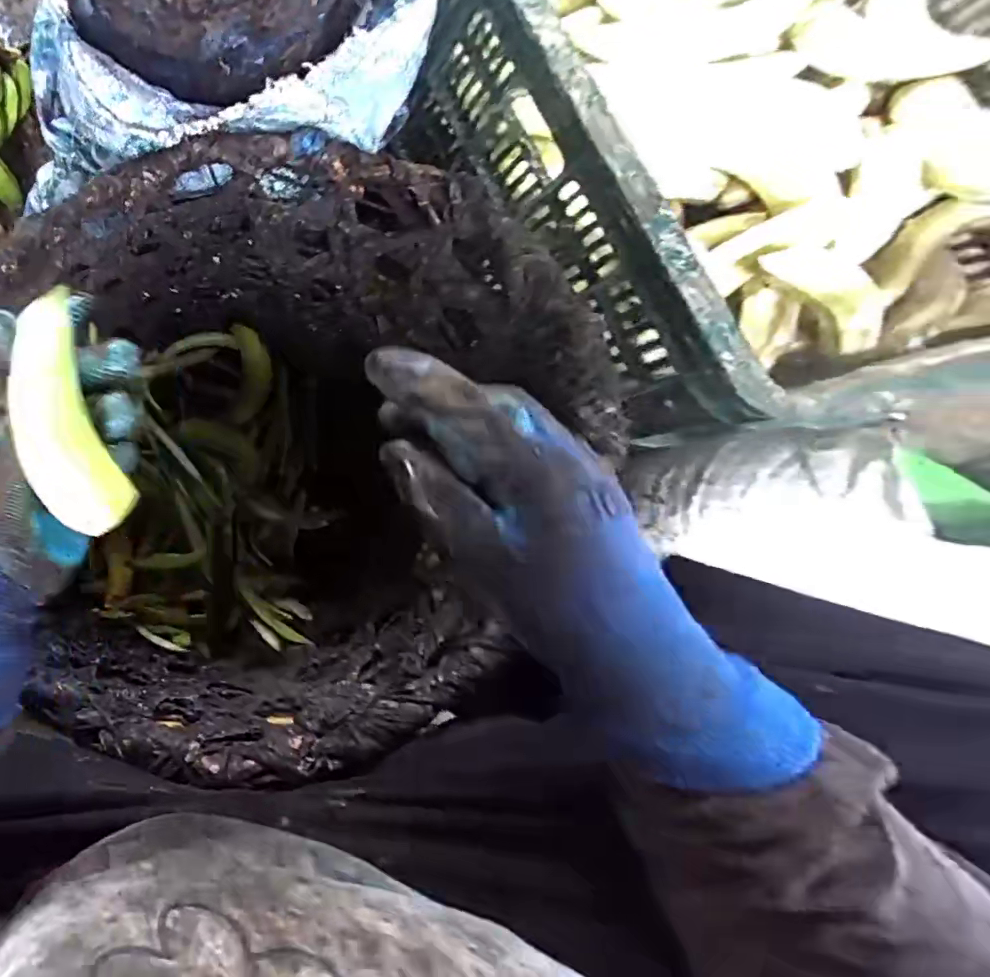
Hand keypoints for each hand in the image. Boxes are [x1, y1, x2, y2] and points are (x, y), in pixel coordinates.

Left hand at [0, 299, 140, 752]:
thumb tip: (3, 314)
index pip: (23, 345)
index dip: (53, 326)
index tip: (80, 312)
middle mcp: (27, 417)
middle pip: (74, 372)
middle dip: (100, 365)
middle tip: (123, 364)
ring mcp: (59, 449)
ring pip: (103, 406)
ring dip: (115, 405)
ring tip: (117, 417)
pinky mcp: (85, 478)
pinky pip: (115, 448)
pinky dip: (119, 445)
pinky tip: (115, 452)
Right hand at [366, 347, 821, 790]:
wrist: (638, 651)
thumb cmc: (551, 606)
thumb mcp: (480, 555)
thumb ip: (438, 495)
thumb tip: (397, 449)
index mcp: (537, 468)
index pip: (469, 409)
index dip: (419, 383)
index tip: (375, 362)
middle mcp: (562, 453)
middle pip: (492, 403)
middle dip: (435, 394)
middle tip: (383, 403)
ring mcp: (577, 466)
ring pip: (507, 419)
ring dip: (454, 413)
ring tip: (405, 424)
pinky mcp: (579, 483)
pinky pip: (518, 439)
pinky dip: (476, 433)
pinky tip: (452, 452)